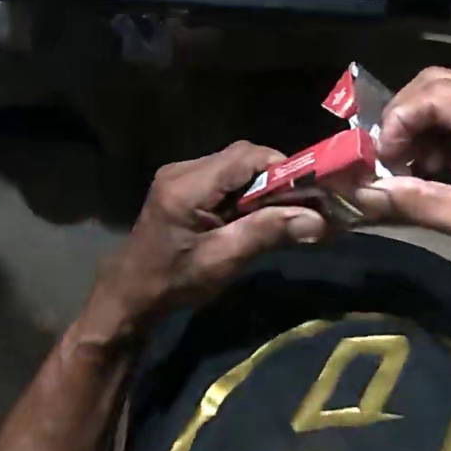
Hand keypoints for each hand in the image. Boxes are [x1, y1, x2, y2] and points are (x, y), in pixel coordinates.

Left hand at [82, 142, 327, 340]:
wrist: (131, 294)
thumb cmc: (174, 282)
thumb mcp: (223, 260)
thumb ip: (267, 233)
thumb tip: (319, 221)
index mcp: (186, 186)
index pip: (244, 156)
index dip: (281, 167)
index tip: (309, 192)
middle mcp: (182, 170)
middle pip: (241, 157)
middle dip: (274, 178)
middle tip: (298, 207)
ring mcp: (180, 174)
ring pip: (234, 164)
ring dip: (260, 186)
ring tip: (278, 214)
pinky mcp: (182, 183)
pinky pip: (223, 175)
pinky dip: (244, 191)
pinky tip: (251, 215)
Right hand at [360, 68, 450, 287]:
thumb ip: (421, 205)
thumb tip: (363, 193)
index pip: (437, 95)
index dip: (398, 122)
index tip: (383, 162)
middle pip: (438, 82)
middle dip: (404, 119)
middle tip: (393, 162)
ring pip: (447, 91)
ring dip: (421, 127)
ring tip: (416, 169)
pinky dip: (441, 132)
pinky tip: (441, 166)